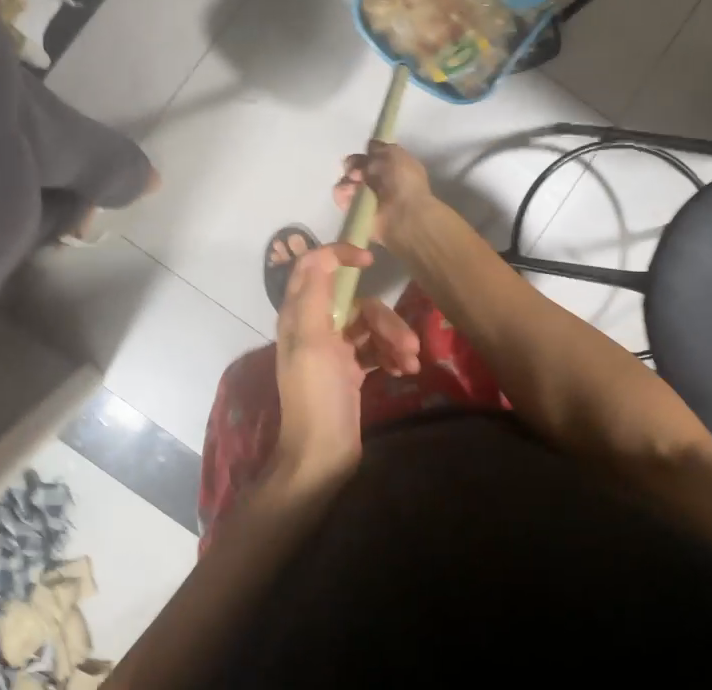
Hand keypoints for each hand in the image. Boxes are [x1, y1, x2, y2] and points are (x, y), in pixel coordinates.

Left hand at [272, 243, 419, 482]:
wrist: (322, 457)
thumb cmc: (316, 397)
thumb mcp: (313, 342)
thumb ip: (314, 296)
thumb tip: (322, 255)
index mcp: (299, 317)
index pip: (314, 267)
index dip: (339, 255)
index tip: (369, 259)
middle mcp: (314, 328)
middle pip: (357, 303)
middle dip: (386, 320)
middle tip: (410, 346)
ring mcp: (334, 351)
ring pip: (371, 327)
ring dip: (394, 340)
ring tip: (412, 362)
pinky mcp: (350, 371)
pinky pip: (376, 350)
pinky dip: (392, 356)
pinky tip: (406, 371)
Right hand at [333, 140, 436, 247]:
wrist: (402, 214)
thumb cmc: (403, 181)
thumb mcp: (395, 154)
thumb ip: (380, 147)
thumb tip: (370, 146)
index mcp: (393, 168)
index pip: (371, 157)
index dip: (366, 154)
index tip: (367, 154)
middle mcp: (379, 182)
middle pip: (355, 167)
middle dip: (354, 165)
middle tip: (359, 172)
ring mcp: (366, 198)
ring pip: (347, 181)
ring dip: (348, 180)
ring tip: (357, 185)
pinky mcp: (355, 212)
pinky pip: (342, 197)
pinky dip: (343, 194)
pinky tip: (351, 195)